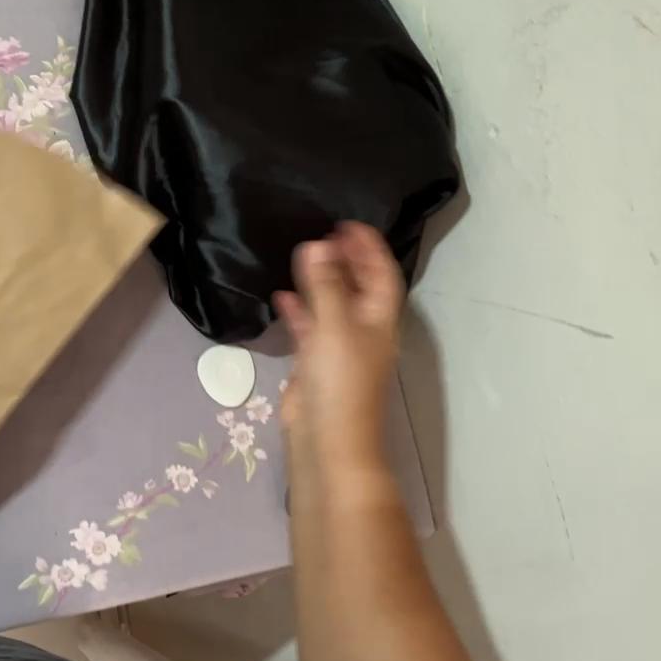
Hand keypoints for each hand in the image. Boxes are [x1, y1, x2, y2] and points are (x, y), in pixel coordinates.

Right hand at [273, 222, 402, 482]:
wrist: (326, 437)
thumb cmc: (340, 381)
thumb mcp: (334, 326)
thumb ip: (323, 286)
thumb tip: (317, 245)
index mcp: (377, 320)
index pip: (379, 275)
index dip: (368, 248)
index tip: (348, 224)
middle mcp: (362, 329)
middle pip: (357, 287)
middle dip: (344, 261)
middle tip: (323, 234)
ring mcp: (338, 347)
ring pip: (331, 305)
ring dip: (319, 282)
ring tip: (301, 257)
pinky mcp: (314, 362)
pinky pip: (308, 326)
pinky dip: (297, 310)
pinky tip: (281, 297)